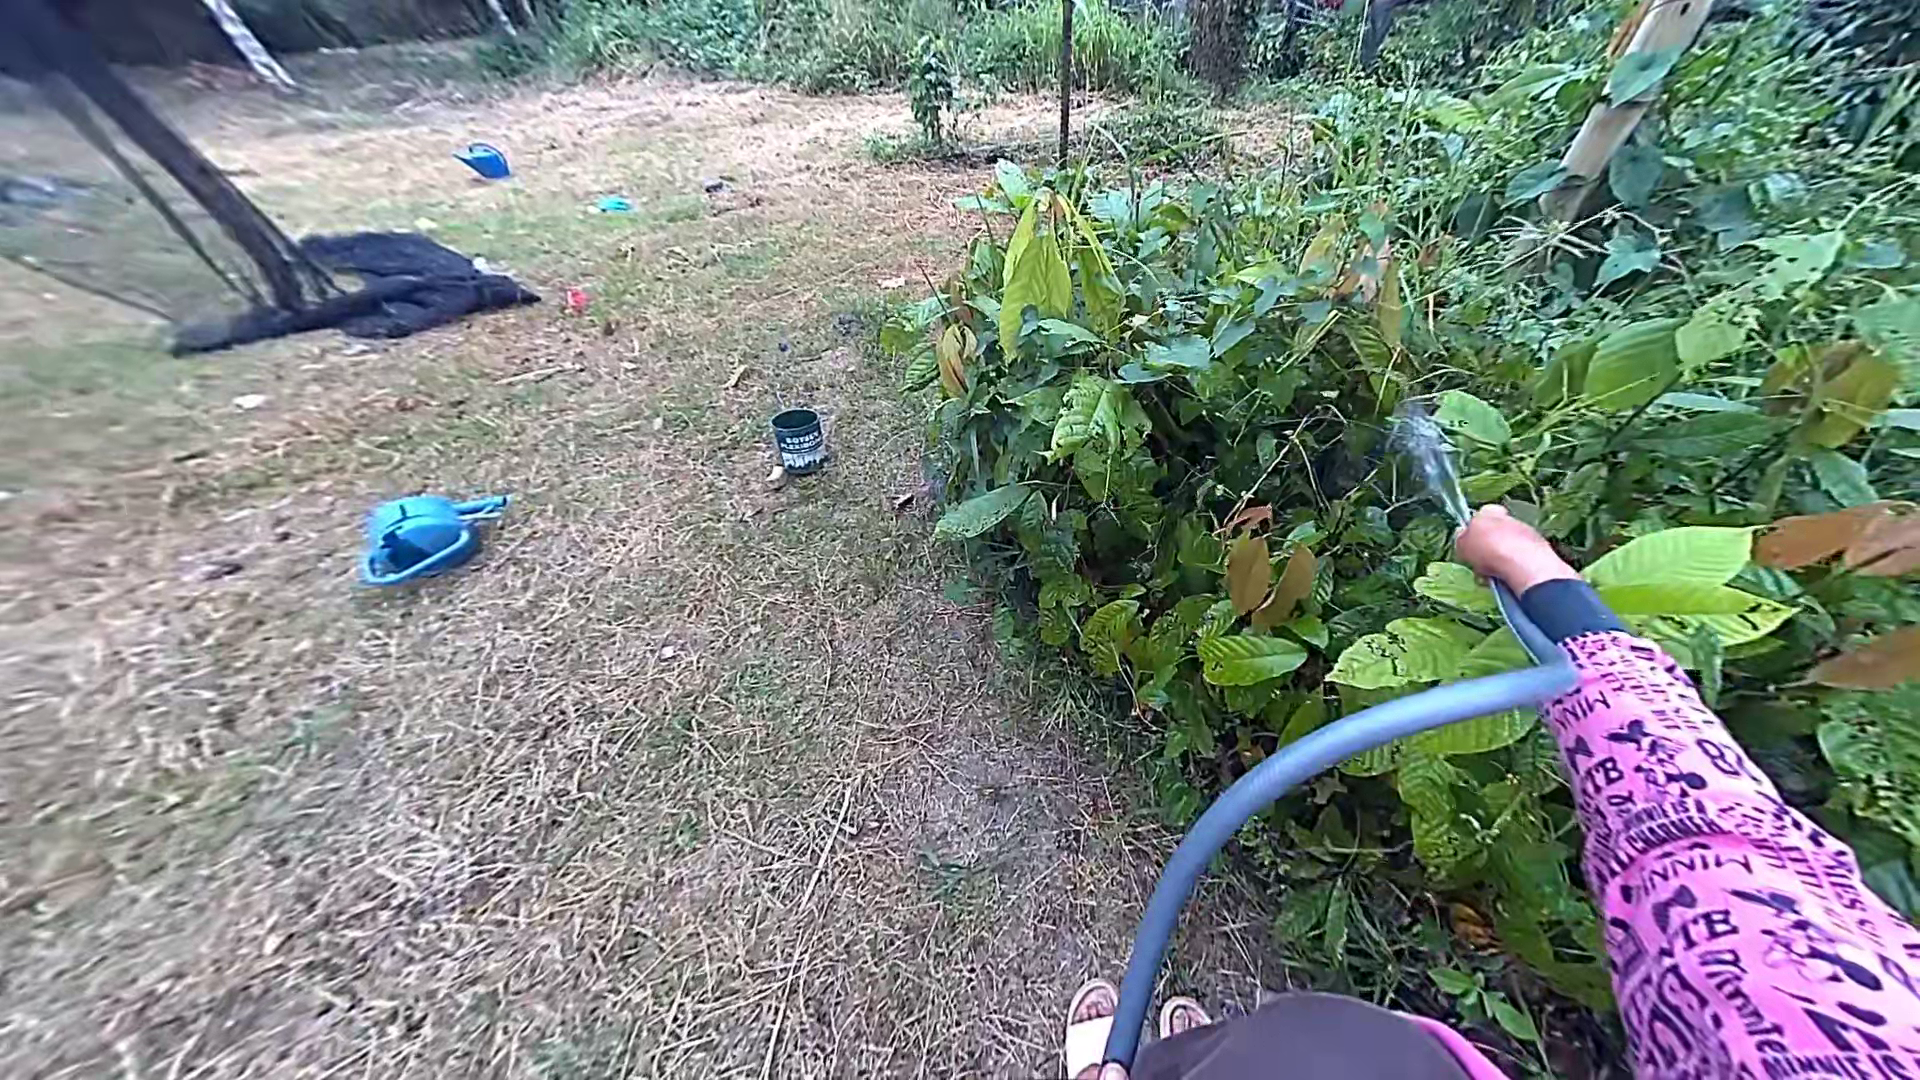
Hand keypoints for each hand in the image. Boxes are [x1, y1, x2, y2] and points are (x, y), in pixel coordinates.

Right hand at [1454, 505, 1579, 593]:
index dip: (1476, 524)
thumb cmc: (1488, 552)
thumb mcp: (1461, 545)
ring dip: (1504, 554)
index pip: (1483, 512)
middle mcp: (1512, 519)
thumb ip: (1462, 537)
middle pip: (1498, 528)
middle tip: (1481, 558)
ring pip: (1512, 542)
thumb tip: (1464, 534)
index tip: (1471, 538)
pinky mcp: (1544, 548)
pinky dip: (1517, 564)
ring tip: (1494, 572)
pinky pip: (1524, 555)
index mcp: (1489, 513)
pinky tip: (1508, 576)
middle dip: (1491, 541)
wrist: (1525, 566)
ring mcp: (1530, 533)